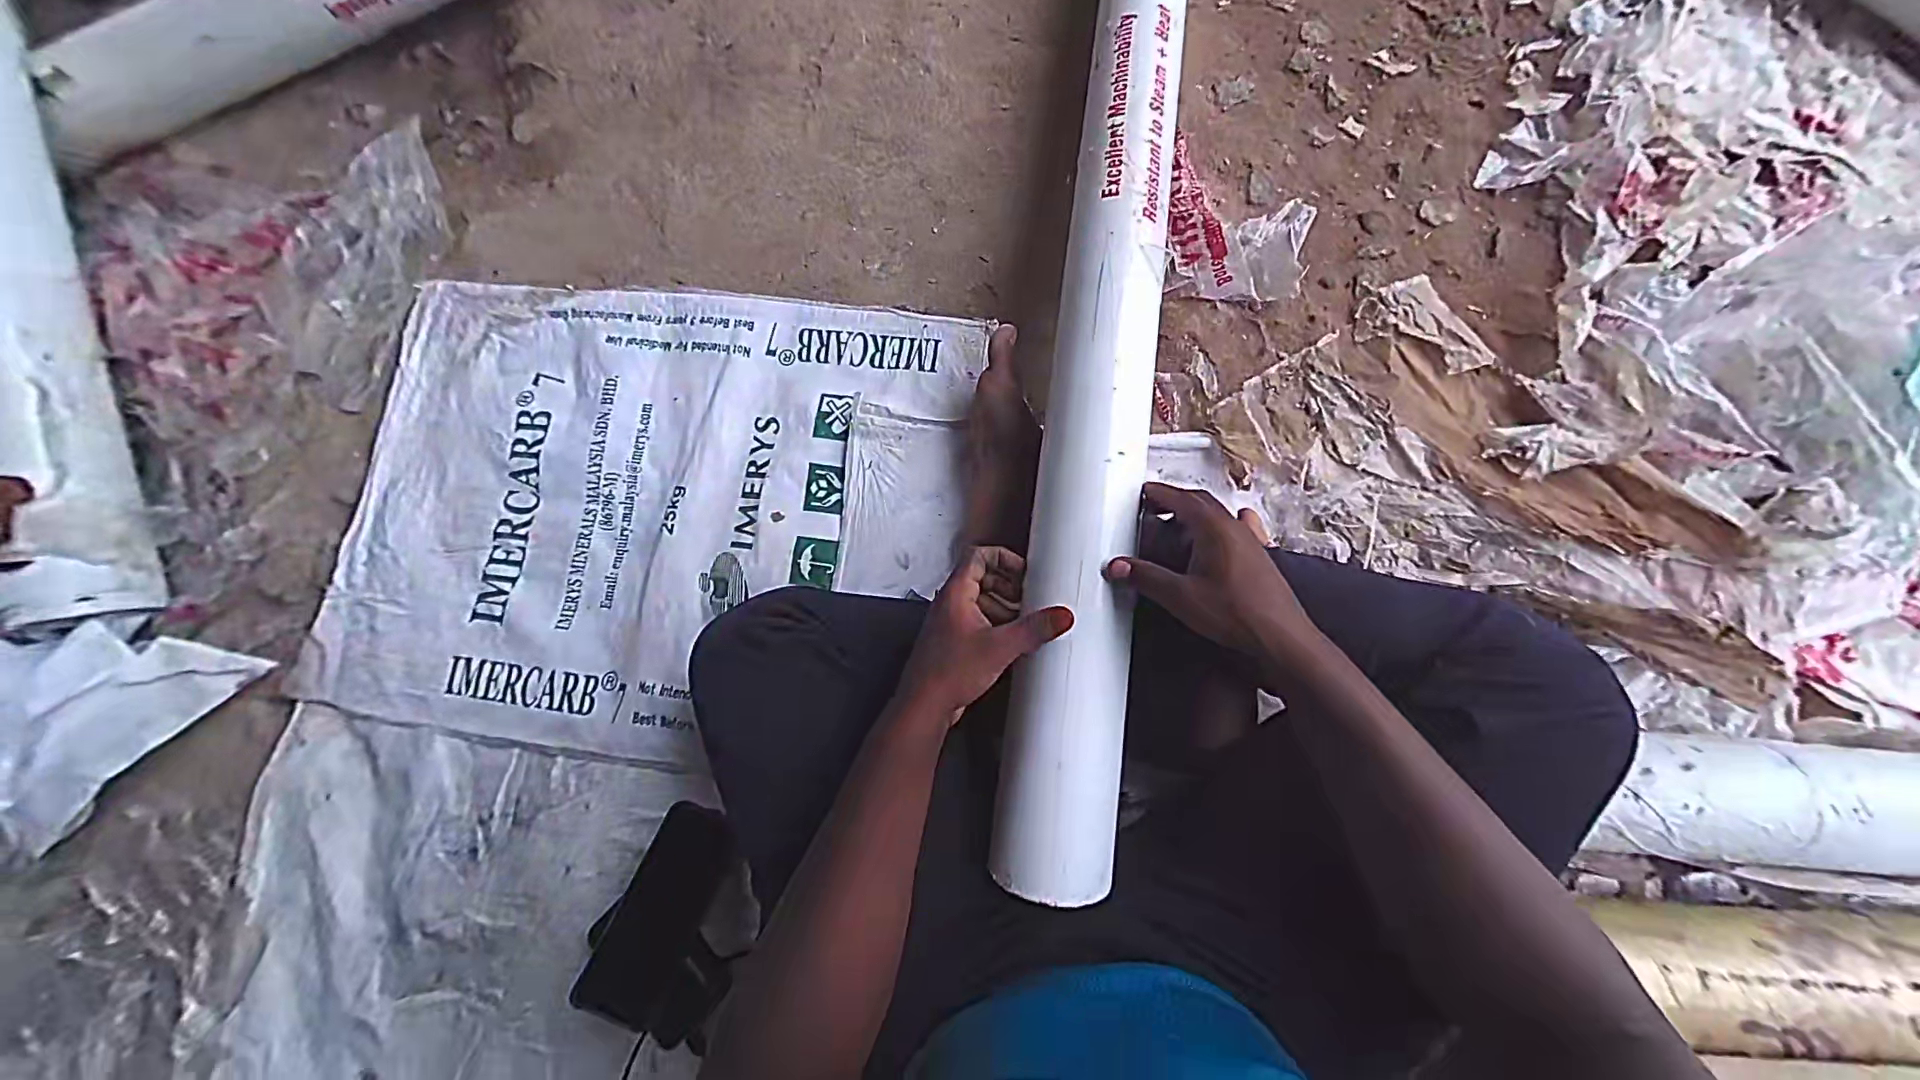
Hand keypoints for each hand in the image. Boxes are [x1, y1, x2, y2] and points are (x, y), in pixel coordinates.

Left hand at [896, 546, 1073, 721]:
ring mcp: (951, 622)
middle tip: (1027, 597)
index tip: (1024, 571)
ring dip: (1004, 606)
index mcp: (955, 593)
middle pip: (983, 577)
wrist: (925, 704)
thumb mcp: (1001, 647)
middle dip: (1009, 585)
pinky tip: (1011, 642)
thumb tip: (1057, 617)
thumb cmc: (945, 674)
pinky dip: (996, 625)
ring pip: (981, 601)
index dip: (1004, 558)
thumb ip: (1034, 629)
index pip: (978, 555)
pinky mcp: (954, 642)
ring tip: (1024, 620)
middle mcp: (950, 604)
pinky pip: (978, 622)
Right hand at [1104, 483, 1320, 678]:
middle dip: (1173, 501)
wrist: (1280, 636)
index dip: (1157, 493)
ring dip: (1193, 515)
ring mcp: (1249, 542)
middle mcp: (1235, 529)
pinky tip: (1214, 540)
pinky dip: (1215, 529)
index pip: (1180, 498)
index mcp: (1214, 529)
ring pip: (1217, 515)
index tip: (1143, 493)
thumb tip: (1121, 567)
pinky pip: (1234, 530)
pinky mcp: (1257, 558)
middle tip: (1152, 507)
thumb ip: (1145, 577)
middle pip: (1199, 502)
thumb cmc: (1239, 614)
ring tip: (1174, 526)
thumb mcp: (1179, 596)